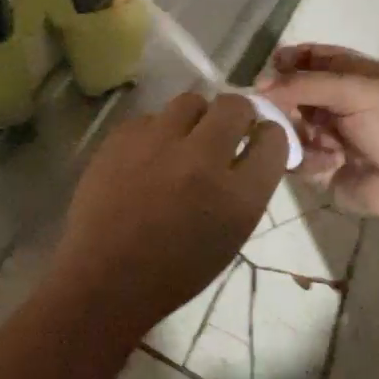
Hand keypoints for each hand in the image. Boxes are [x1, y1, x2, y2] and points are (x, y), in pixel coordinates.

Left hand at [51, 93, 286, 334]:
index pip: (273, 140)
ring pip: (191, 102)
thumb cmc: (174, 271)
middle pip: (235, 106)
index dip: (268, 136)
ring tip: (183, 139)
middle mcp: (203, 158)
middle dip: (237, 114)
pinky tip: (147, 156)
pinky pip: (151, 118)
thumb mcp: (229, 236)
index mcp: (238, 195)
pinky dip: (156, 132)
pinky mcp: (123, 136)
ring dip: (195, 117)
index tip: (258, 139)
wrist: (105, 277)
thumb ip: (244, 190)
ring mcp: (159, 142)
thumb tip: (246, 152)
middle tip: (226, 129)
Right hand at [258, 44, 378, 224]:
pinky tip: (330, 163)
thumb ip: (304, 84)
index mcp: (350, 75)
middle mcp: (335, 102)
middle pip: (291, 93)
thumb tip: (258, 85)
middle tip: (276, 109)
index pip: (309, 58)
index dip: (287, 60)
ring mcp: (326, 134)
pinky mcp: (320, 166)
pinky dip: (306, 159)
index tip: (269, 69)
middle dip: (280, 100)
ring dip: (293, 132)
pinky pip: (294, 158)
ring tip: (311, 141)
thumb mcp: (354, 92)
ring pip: (287, 126)